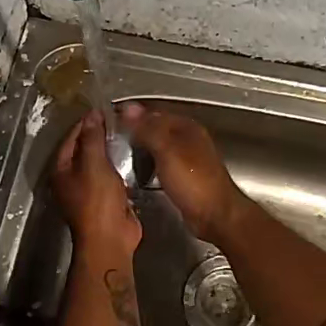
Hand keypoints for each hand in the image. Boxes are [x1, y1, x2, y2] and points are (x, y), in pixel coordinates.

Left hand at [51, 109, 140, 252]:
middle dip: (97, 136)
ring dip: (109, 152)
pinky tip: (130, 157)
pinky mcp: (104, 200)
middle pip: (82, 151)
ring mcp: (87, 191)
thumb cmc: (97, 200)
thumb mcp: (94, 164)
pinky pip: (109, 178)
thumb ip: (92, 139)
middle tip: (116, 120)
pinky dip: (118, 168)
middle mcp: (70, 180)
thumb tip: (91, 115)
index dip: (84, 124)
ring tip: (125, 134)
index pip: (70, 139)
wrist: (110, 238)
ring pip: (97, 165)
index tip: (101, 110)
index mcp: (60, 170)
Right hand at [120, 102, 255, 243]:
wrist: (216, 216)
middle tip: (110, 140)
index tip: (109, 122)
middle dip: (134, 132)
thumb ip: (148, 129)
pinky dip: (148, 165)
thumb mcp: (166, 151)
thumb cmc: (194, 183)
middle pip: (155, 128)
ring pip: (157, 146)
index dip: (131, 115)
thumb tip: (129, 109)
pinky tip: (137, 172)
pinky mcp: (184, 176)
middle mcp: (188, 139)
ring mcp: (187, 158)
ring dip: (140, 149)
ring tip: (119, 155)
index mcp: (186, 127)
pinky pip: (160, 163)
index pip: (153, 112)